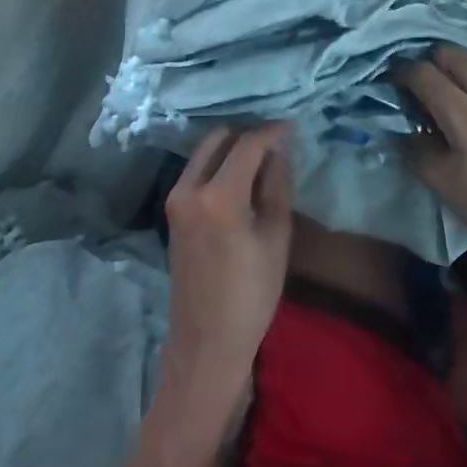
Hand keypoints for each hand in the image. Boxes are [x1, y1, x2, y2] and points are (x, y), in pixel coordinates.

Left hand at [163, 124, 295, 376]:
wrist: (207, 341)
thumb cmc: (252, 293)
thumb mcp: (276, 236)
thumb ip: (277, 184)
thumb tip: (280, 148)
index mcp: (218, 196)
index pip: (248, 144)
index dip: (273, 131)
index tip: (293, 125)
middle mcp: (188, 189)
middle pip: (218, 139)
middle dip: (248, 132)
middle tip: (277, 140)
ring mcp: (175, 200)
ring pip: (204, 153)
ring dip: (232, 147)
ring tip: (264, 156)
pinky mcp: (172, 212)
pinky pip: (197, 171)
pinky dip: (219, 164)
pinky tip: (242, 176)